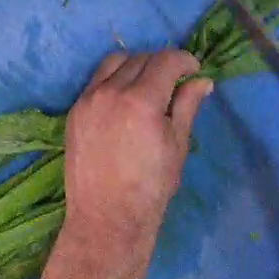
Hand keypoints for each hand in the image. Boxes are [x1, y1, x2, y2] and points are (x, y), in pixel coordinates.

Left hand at [23, 50, 212, 278]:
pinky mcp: (75, 110)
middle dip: (162, 64)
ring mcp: (89, 99)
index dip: (184, 61)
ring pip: (116, 62)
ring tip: (147, 87)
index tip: (194, 70)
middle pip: (142, 58)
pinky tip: (124, 100)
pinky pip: (97, 80)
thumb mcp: (177, 145)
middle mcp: (112, 91)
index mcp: (141, 100)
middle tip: (174, 83)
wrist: (107, 220)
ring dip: (136, 66)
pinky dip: (114, 79)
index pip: (166, 60)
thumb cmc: (150, 188)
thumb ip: (187, 105)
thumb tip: (203, 80)